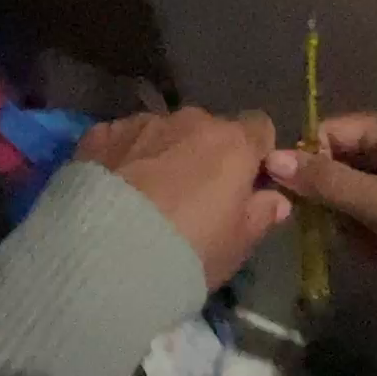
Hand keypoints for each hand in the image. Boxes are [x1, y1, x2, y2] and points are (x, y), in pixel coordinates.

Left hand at [76, 107, 294, 287]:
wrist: (107, 254)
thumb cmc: (187, 252)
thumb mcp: (236, 246)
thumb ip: (260, 215)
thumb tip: (275, 199)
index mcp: (232, 143)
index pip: (259, 128)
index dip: (254, 154)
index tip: (244, 183)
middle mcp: (189, 121)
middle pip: (208, 130)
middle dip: (204, 154)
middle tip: (190, 197)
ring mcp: (141, 122)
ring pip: (163, 132)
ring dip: (162, 153)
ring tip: (145, 197)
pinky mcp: (101, 133)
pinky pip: (123, 139)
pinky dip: (124, 156)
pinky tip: (112, 189)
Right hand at [263, 108, 376, 281]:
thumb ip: (328, 182)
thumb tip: (272, 159)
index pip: (330, 133)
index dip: (309, 163)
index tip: (296, 202)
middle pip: (340, 163)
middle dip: (334, 201)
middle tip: (337, 233)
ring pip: (354, 192)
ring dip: (353, 223)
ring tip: (372, 248)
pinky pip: (374, 211)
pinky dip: (372, 234)